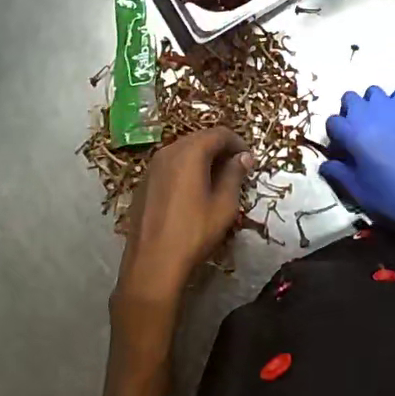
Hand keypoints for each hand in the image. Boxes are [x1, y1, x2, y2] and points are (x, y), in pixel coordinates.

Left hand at [116, 128, 251, 308]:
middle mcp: (168, 151)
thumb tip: (244, 156)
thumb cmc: (193, 232)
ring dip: (202, 159)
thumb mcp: (223, 205)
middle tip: (237, 170)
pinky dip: (186, 168)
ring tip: (218, 180)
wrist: (152, 261)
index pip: (219, 133)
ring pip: (183, 150)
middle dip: (220, 149)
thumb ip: (234, 175)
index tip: (249, 160)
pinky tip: (193, 190)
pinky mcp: (144, 180)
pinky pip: (170, 164)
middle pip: (199, 138)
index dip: (238, 142)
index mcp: (189, 152)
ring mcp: (152, 165)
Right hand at [321, 86, 394, 259]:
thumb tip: (325, 164)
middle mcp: (367, 114)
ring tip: (380, 125)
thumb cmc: (392, 197)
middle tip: (360, 134)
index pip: (331, 122)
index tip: (344, 152)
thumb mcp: (357, 191)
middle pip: (349, 99)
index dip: (336, 137)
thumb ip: (337, 173)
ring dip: (372, 105)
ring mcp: (392, 109)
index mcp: (350, 132)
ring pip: (373, 92)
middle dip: (351, 113)